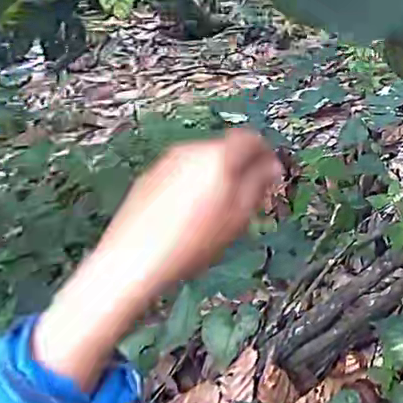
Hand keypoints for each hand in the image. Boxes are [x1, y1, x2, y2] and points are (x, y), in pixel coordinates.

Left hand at [33, 129, 281, 389]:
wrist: (130, 264)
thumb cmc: (190, 243)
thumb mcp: (238, 216)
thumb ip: (260, 184)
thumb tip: (272, 166)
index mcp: (218, 155)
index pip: (252, 138)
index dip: (266, 154)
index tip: (270, 172)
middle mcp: (191, 151)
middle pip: (226, 149)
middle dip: (241, 167)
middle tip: (248, 197)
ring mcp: (166, 163)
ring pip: (203, 161)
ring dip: (216, 176)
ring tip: (217, 212)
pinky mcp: (148, 178)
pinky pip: (181, 172)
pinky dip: (192, 185)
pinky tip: (189, 216)